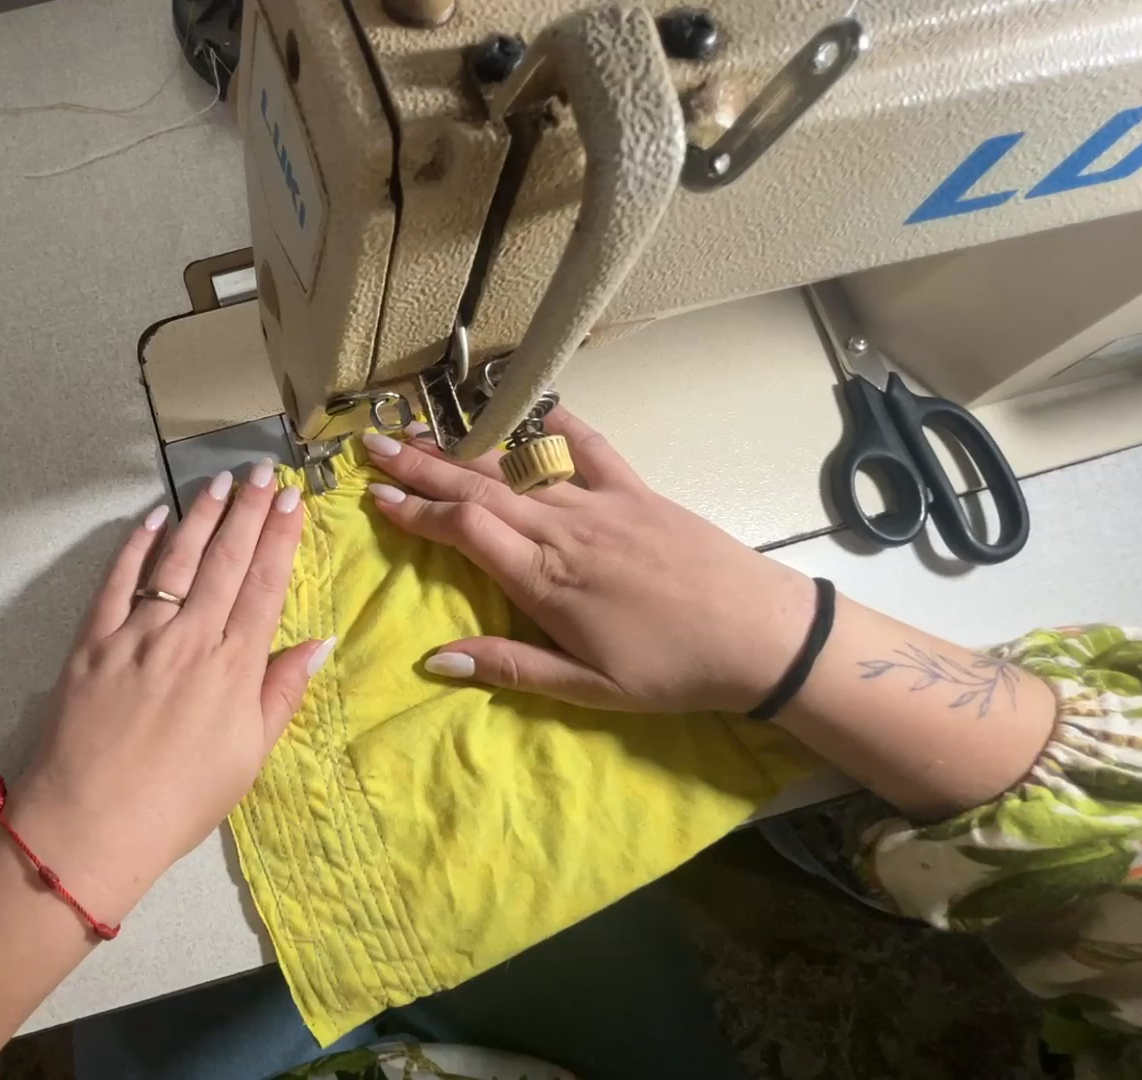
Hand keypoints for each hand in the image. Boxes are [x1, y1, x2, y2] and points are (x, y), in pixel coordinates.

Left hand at [12, 461, 334, 917]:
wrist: (90, 825)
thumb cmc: (181, 800)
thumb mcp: (249, 757)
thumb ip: (281, 693)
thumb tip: (319, 642)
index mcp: (234, 666)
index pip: (264, 585)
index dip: (280, 538)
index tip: (291, 500)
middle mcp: (190, 637)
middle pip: (225, 561)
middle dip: (247, 511)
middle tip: (260, 471)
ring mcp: (137, 633)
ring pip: (176, 561)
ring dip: (199, 517)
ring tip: (218, 483)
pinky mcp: (92, 640)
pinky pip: (116, 582)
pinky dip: (134, 547)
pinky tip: (152, 518)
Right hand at [362, 409, 813, 713]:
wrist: (765, 637)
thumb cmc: (671, 669)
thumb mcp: (587, 688)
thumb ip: (509, 666)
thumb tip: (434, 659)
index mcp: (545, 579)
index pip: (464, 530)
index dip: (416, 511)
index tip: (377, 496)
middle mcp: (563, 529)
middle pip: (477, 487)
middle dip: (420, 466)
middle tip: (375, 446)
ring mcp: (599, 502)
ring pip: (516, 467)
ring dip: (463, 448)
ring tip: (421, 433)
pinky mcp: (636, 489)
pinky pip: (587, 447)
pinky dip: (554, 425)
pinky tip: (528, 410)